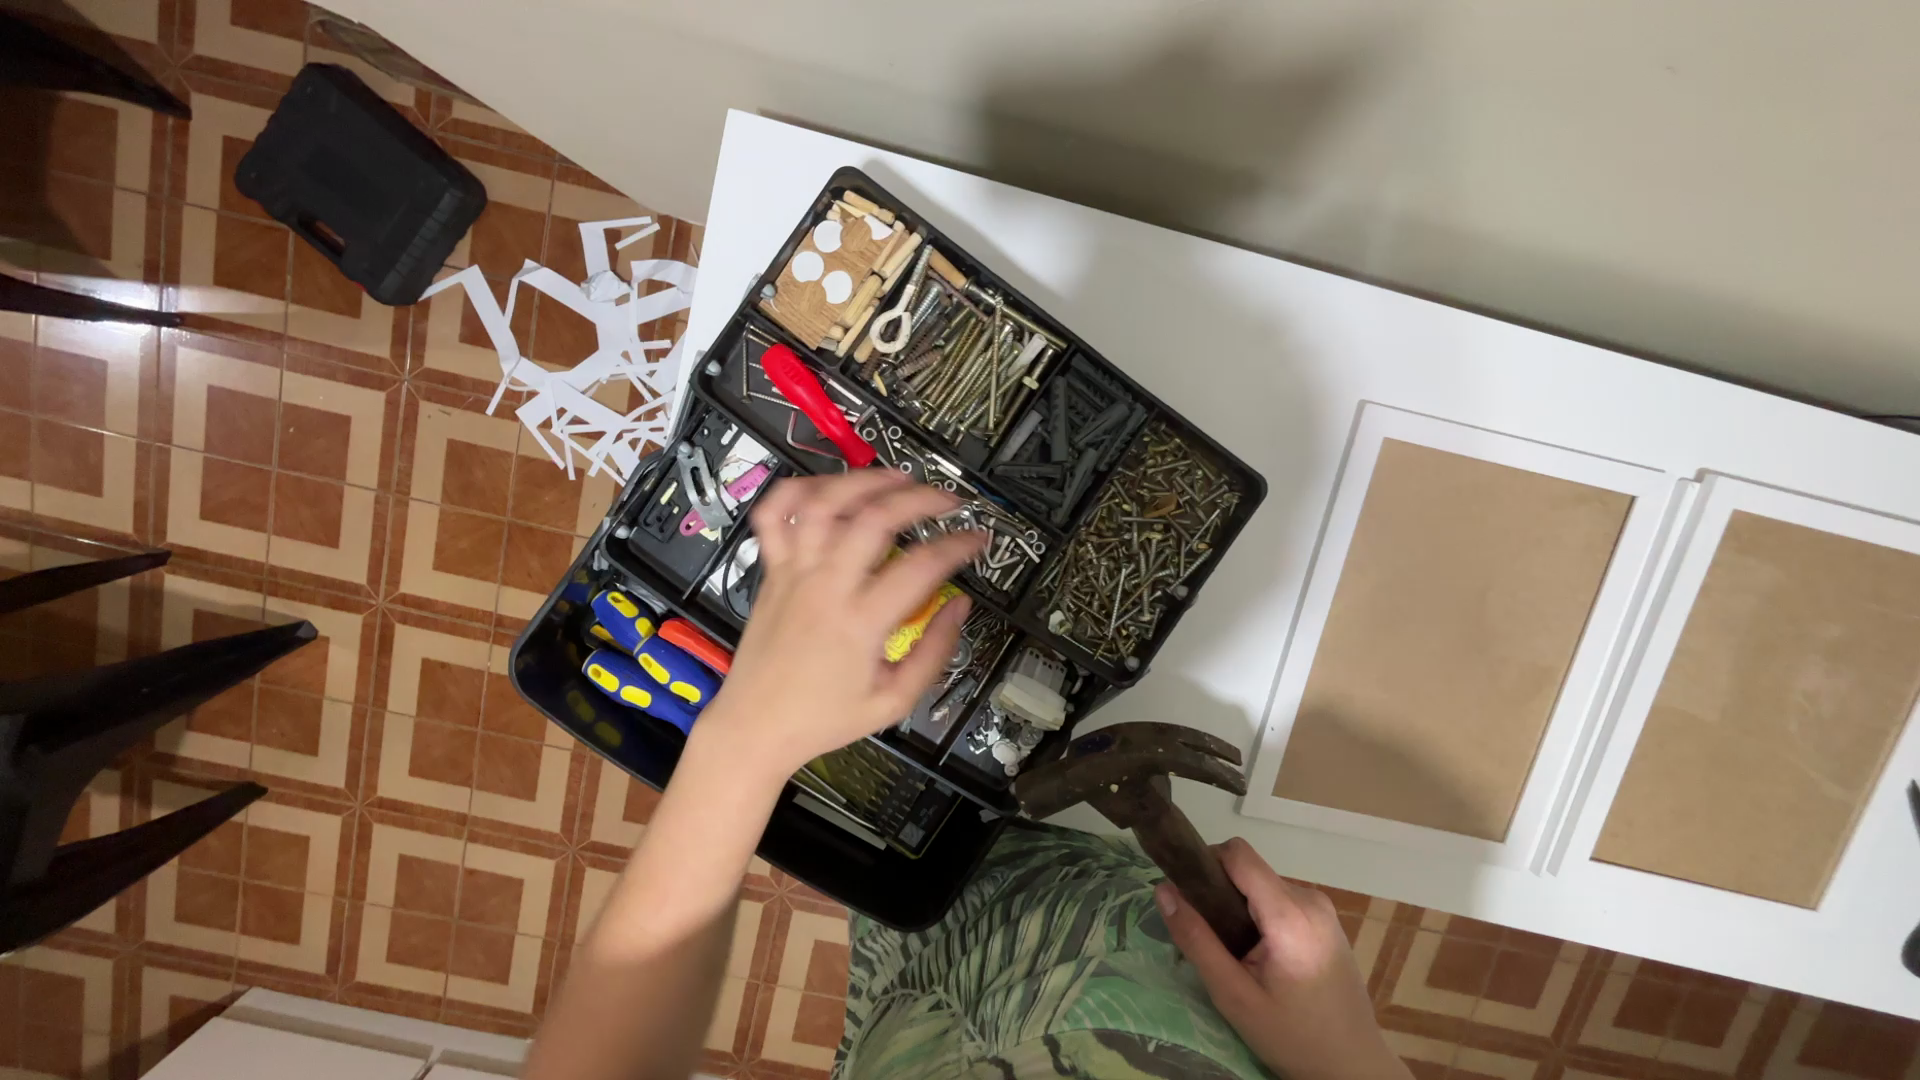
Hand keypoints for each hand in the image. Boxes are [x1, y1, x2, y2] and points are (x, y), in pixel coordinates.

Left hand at [697, 469, 986, 779]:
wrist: (754, 728)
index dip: (959, 545)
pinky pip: (773, 517)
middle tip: (947, 501)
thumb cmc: (825, 719)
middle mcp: (825, 587)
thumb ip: (935, 652)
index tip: (977, 539)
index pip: (922, 566)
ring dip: (862, 480)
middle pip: (874, 519)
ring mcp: (792, 574)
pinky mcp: (770, 572)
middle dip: (919, 498)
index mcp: (860, 622)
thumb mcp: (894, 701)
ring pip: (822, 505)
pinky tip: (827, 486)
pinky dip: (795, 490)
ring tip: (895, 477)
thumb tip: (960, 606)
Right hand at [1158, 839, 1409, 1079]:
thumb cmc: (1292, 1036)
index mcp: (1290, 914)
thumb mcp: (1233, 995)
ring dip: (1240, 905)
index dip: (1206, 863)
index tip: (1188, 895)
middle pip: (1248, 869)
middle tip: (1211, 936)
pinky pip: (1279, 897)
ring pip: (1261, 883)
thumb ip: (1196, 939)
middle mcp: (1310, 899)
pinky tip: (1262, 955)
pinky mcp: (1326, 920)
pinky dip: (1260, 913)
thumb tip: (1162, 889)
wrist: (1354, 1070)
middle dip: (1221, 892)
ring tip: (1237, 952)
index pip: (1237, 854)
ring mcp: (1322, 908)